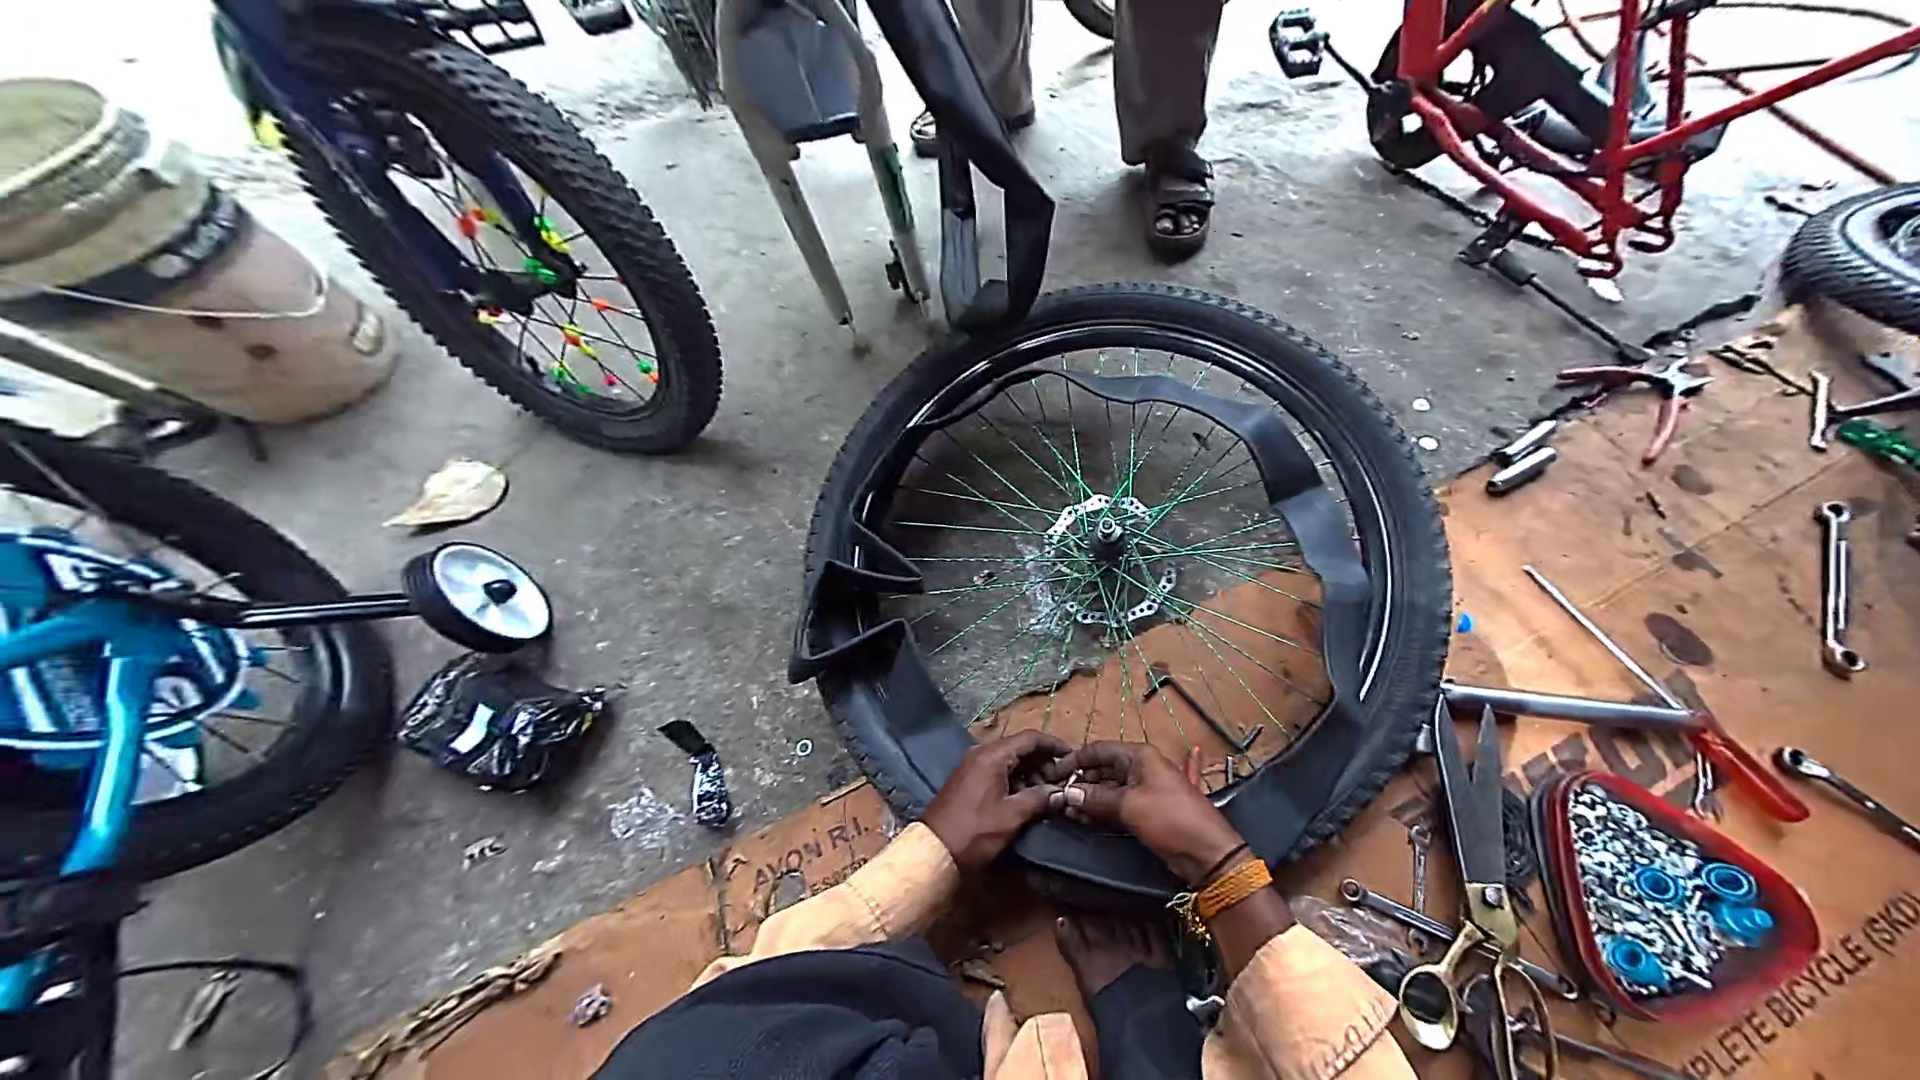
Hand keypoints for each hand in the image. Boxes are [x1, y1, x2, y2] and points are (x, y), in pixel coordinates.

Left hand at [922, 730, 1071, 873]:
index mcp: (992, 755)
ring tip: (1048, 793)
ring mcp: (974, 765)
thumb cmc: (974, 831)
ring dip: (1030, 773)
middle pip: (1020, 748)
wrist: (934, 850)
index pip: (1030, 738)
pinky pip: (998, 770)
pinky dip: (1016, 779)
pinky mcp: (970, 779)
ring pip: (1010, 760)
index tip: (1072, 757)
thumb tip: (1061, 792)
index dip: (1053, 745)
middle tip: (1062, 782)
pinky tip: (1028, 798)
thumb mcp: (1011, 816)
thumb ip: (1039, 799)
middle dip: (1043, 763)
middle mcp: (982, 753)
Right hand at [1045, 741, 1245, 885]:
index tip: (1054, 773)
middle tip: (1060, 798)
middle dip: (1082, 782)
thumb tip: (1067, 794)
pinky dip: (1106, 808)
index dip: (1076, 759)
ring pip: (1112, 788)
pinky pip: (1122, 804)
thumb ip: (1096, 798)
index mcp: (1140, 756)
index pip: (1100, 750)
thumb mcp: (1129, 806)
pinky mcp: (1152, 811)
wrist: (1209, 855)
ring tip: (1070, 812)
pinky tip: (1090, 813)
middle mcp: (1143, 768)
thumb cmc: (1170, 820)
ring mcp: (1149, 789)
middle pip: (1105, 769)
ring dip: (1092, 798)